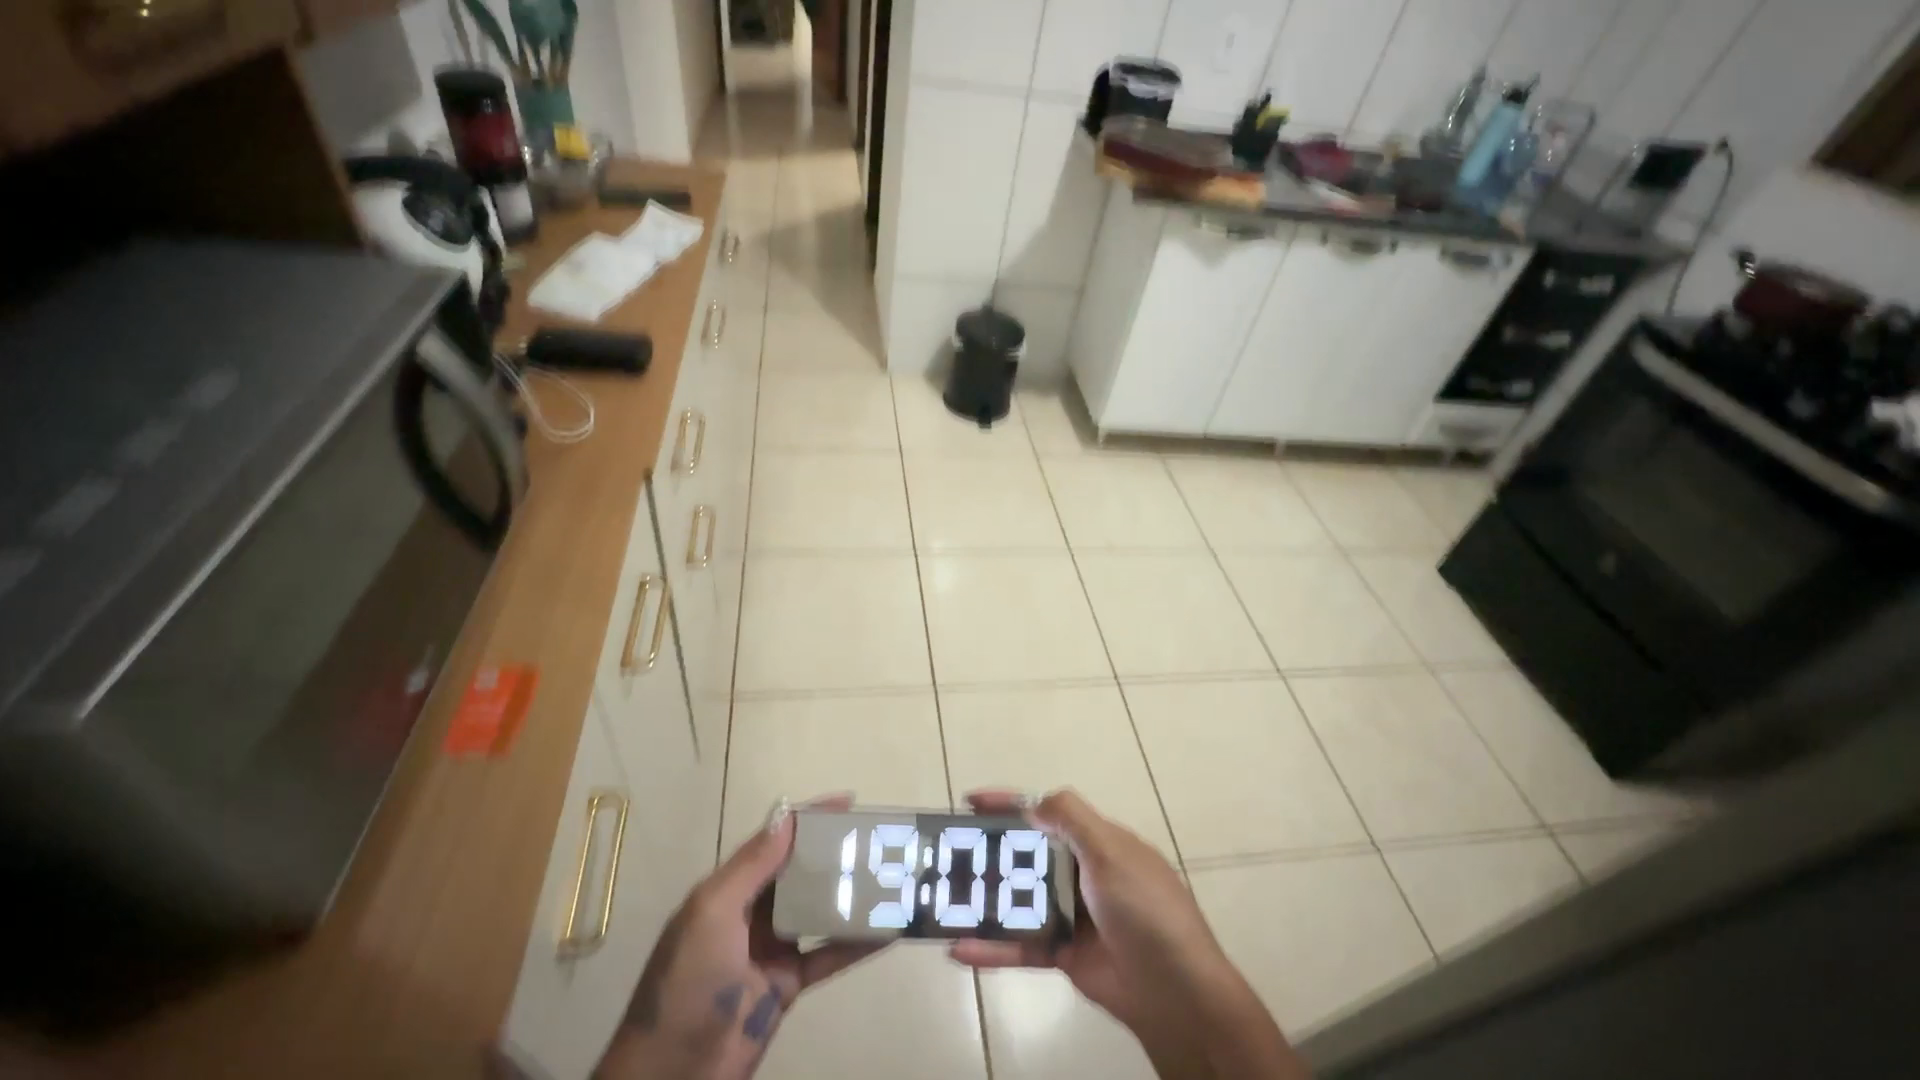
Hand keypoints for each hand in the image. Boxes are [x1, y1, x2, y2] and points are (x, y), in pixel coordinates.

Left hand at [596, 795, 884, 1079]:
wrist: (674, 1070)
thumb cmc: (687, 983)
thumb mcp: (712, 915)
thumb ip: (751, 867)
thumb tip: (786, 815)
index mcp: (726, 891)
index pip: (772, 843)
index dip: (807, 819)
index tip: (847, 801)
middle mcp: (750, 914)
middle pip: (799, 874)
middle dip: (834, 854)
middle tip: (879, 839)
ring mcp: (770, 950)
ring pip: (817, 911)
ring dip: (849, 896)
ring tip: (889, 876)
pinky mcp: (787, 985)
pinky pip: (827, 955)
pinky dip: (856, 943)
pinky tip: (886, 931)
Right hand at [947, 789, 1227, 1032]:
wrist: (1175, 990)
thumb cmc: (1145, 909)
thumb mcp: (1111, 852)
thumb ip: (1070, 820)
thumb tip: (1032, 801)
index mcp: (1101, 843)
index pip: (1050, 813)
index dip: (1012, 803)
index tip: (971, 801)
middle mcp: (1084, 874)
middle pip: (1029, 856)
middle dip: (990, 852)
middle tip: (946, 852)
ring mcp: (1073, 915)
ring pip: (1020, 902)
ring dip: (985, 901)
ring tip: (943, 899)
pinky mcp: (1064, 953)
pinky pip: (1021, 945)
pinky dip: (992, 947)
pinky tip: (960, 948)